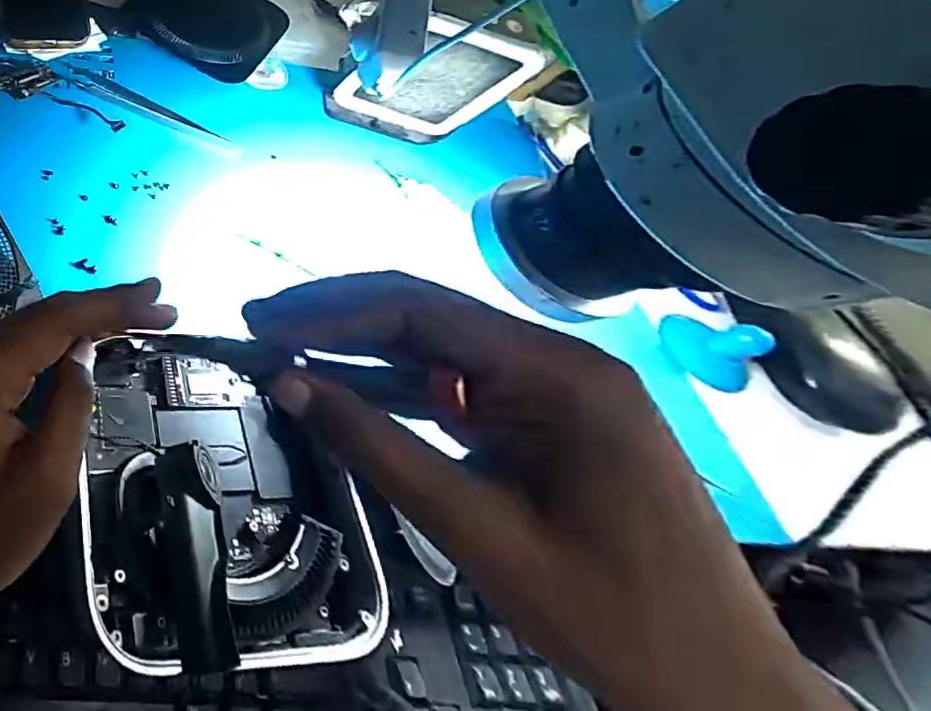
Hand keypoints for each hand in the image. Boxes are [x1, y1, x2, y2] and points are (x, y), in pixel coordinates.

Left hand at [0, 278, 177, 651]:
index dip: (113, 307)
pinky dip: (56, 338)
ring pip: (31, 324)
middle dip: (103, 305)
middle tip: (155, 301)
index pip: (57, 319)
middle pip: (43, 313)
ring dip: (82, 317)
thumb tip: (84, 355)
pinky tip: (85, 338)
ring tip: (133, 313)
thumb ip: (71, 405)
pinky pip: (16, 344)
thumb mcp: (46, 480)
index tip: (158, 303)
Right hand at [243, 272, 837, 710]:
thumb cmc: (612, 615)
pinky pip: (447, 380)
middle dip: (331, 316)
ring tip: (283, 346)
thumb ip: (373, 445)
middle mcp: (555, 362)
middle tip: (260, 323)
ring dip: (352, 345)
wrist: (723, 691)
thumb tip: (286, 382)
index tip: (265, 326)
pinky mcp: (537, 413)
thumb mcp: (475, 528)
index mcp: (557, 374)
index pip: (415, 311)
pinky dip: (386, 381)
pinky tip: (337, 383)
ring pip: (427, 342)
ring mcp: (549, 386)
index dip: (327, 314)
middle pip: (418, 313)